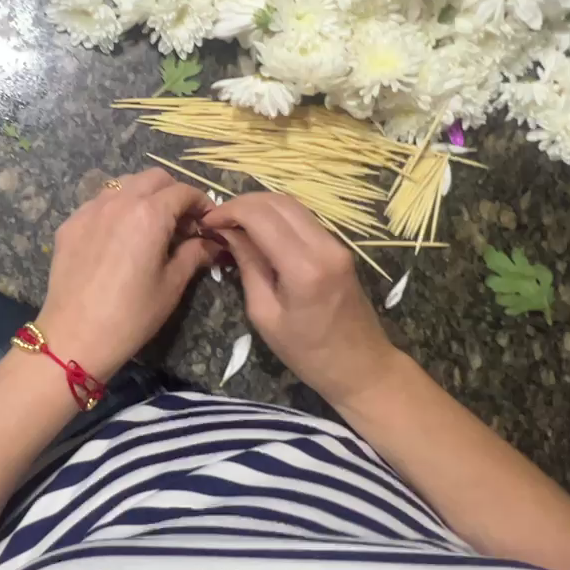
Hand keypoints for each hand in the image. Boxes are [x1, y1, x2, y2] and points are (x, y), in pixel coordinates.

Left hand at [35, 169, 218, 380]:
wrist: (75, 336)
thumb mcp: (171, 286)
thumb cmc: (131, 315)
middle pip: (154, 178)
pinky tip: (118, 237)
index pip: (184, 192)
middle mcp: (119, 201)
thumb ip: (194, 255)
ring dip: (143, 195)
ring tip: (149, 225)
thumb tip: (210, 243)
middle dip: (173, 193)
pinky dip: (116, 208)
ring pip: (124, 184)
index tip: (207, 222)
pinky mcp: (70, 223)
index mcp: (150, 214)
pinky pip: (99, 202)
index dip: (202, 203)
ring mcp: (90, 209)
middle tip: (181, 222)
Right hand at [201, 193, 401, 406]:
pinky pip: (303, 218)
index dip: (230, 211)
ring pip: (292, 205)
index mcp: (303, 267)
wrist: (362, 367)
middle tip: (218, 219)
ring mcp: (336, 243)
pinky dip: (276, 216)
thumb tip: (228, 232)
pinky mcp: (339, 247)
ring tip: (234, 222)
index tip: (207, 221)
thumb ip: (248, 266)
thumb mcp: (265, 314)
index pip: (260, 217)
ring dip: (260, 206)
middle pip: (277, 202)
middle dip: (243, 203)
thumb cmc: (308, 353)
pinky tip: (258, 229)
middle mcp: (324, 245)